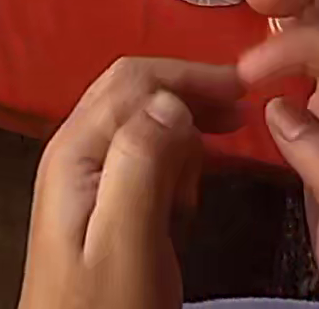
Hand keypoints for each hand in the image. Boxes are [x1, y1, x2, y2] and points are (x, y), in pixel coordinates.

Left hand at [18, 58, 243, 308]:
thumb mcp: (125, 242)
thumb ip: (143, 162)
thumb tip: (172, 101)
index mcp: (77, 146)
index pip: (135, 79)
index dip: (189, 76)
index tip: (241, 91)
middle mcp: (76, 146)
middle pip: (137, 90)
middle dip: (189, 93)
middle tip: (237, 115)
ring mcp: (85, 170)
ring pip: (143, 117)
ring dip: (183, 129)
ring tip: (215, 159)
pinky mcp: (101, 196)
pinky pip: (144, 152)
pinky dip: (174, 159)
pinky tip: (190, 189)